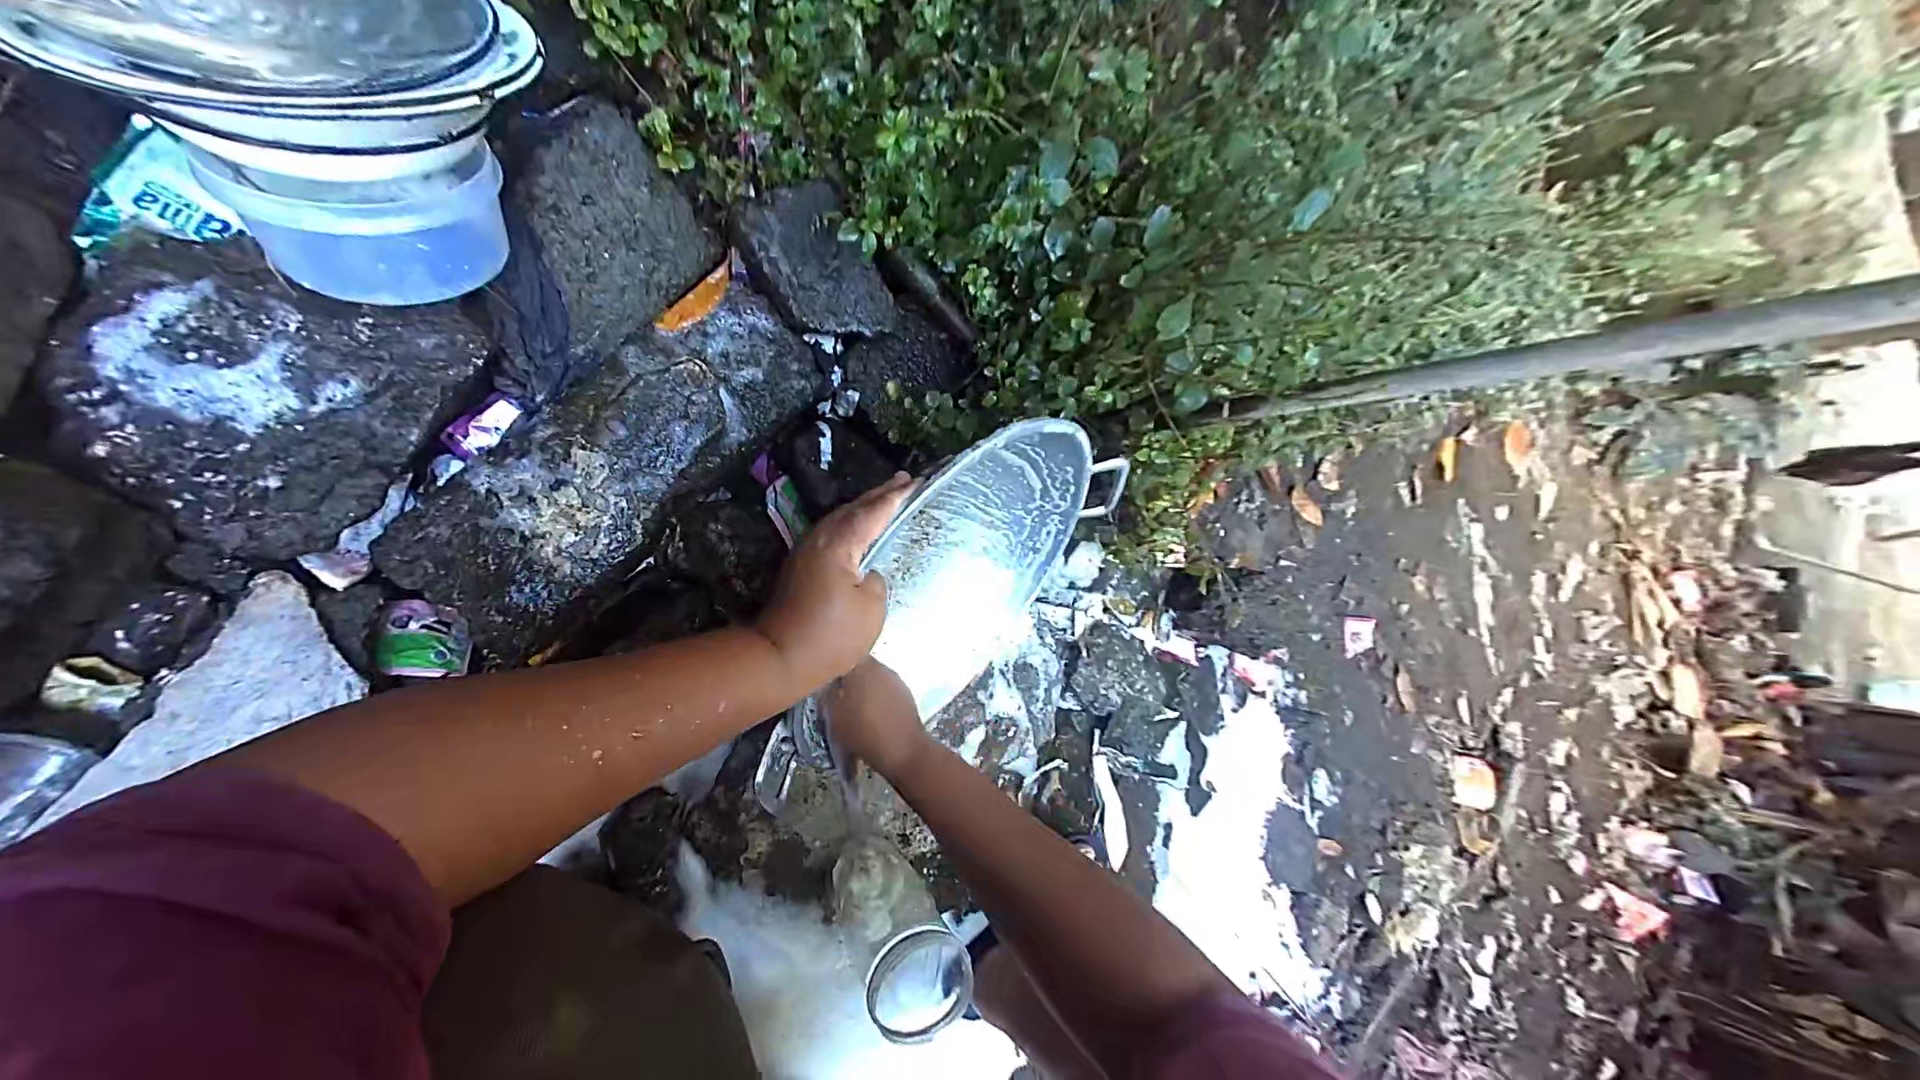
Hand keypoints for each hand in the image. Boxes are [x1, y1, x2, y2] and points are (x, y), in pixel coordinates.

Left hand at [755, 472, 913, 689]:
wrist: (778, 657)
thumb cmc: (830, 636)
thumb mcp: (871, 610)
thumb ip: (876, 583)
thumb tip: (867, 573)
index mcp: (839, 545)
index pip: (873, 512)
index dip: (895, 497)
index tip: (914, 482)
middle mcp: (819, 540)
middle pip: (853, 509)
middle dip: (879, 495)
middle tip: (903, 481)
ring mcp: (805, 553)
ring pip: (839, 520)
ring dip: (862, 508)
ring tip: (884, 499)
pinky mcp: (800, 568)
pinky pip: (831, 534)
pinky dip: (850, 525)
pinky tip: (858, 530)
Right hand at [823, 659, 933, 777]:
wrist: (903, 750)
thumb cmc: (863, 732)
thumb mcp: (834, 717)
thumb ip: (828, 695)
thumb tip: (829, 685)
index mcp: (861, 667)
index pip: (843, 656)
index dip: (833, 667)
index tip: (826, 679)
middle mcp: (881, 667)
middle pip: (860, 666)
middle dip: (850, 677)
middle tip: (839, 694)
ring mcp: (896, 679)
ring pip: (874, 677)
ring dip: (865, 687)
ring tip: (856, 706)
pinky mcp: (906, 693)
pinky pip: (886, 689)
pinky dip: (878, 696)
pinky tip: (873, 712)